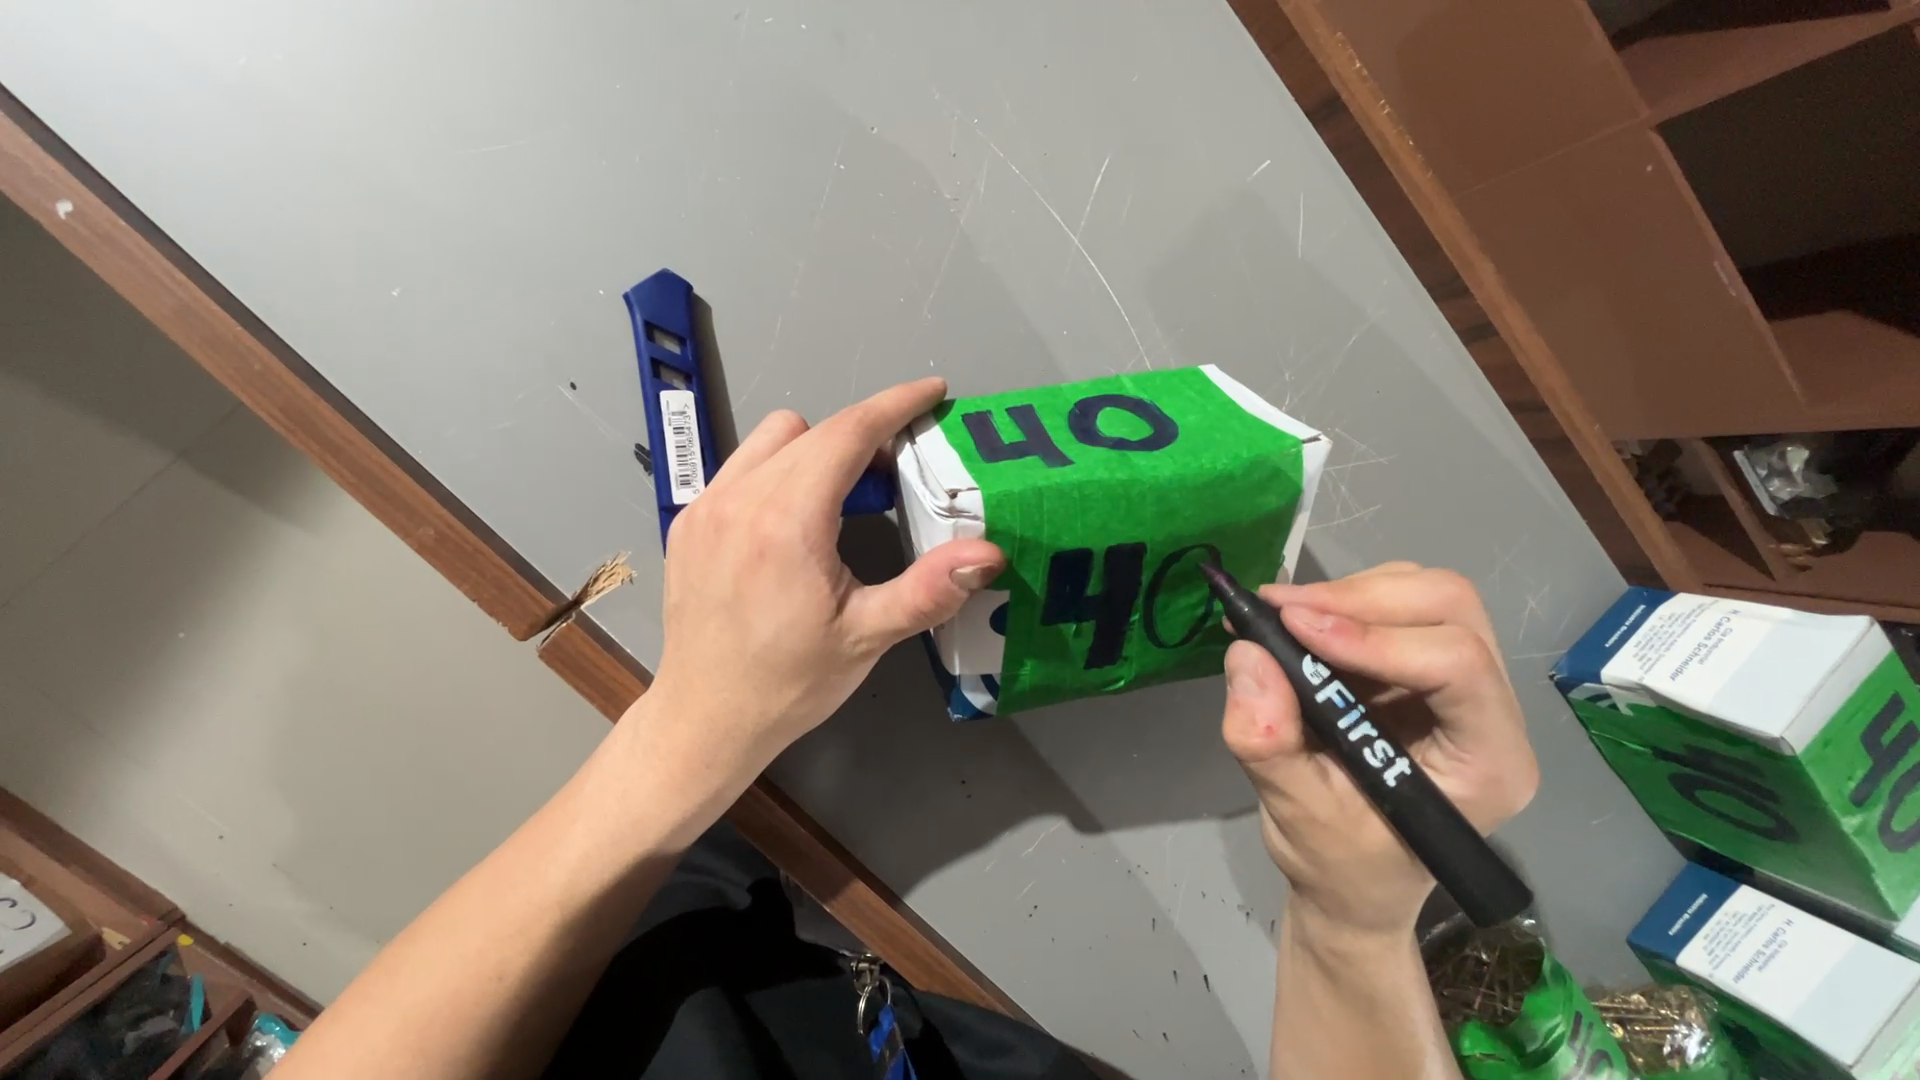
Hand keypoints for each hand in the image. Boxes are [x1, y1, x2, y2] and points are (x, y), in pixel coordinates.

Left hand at [638, 377, 1004, 782]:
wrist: (705, 719)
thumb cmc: (788, 683)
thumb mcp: (866, 638)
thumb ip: (928, 590)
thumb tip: (987, 554)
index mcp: (786, 522)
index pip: (847, 433)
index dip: (895, 405)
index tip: (932, 390)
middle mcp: (739, 499)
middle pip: (812, 430)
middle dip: (863, 435)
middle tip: (898, 473)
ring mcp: (706, 508)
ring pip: (771, 439)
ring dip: (816, 449)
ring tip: (843, 497)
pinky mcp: (688, 523)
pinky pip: (741, 466)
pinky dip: (778, 470)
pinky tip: (794, 520)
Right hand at [1221, 562, 1537, 937]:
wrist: (1350, 881)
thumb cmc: (1338, 864)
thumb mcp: (1295, 815)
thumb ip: (1269, 741)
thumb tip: (1247, 654)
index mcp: (1487, 759)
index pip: (1457, 664)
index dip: (1373, 638)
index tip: (1290, 628)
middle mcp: (1491, 710)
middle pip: (1450, 607)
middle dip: (1359, 597)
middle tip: (1280, 610)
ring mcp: (1460, 683)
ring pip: (1426, 594)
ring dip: (1349, 593)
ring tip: (1282, 616)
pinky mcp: (1421, 667)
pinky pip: (1396, 605)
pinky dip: (1342, 600)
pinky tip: (1297, 624)